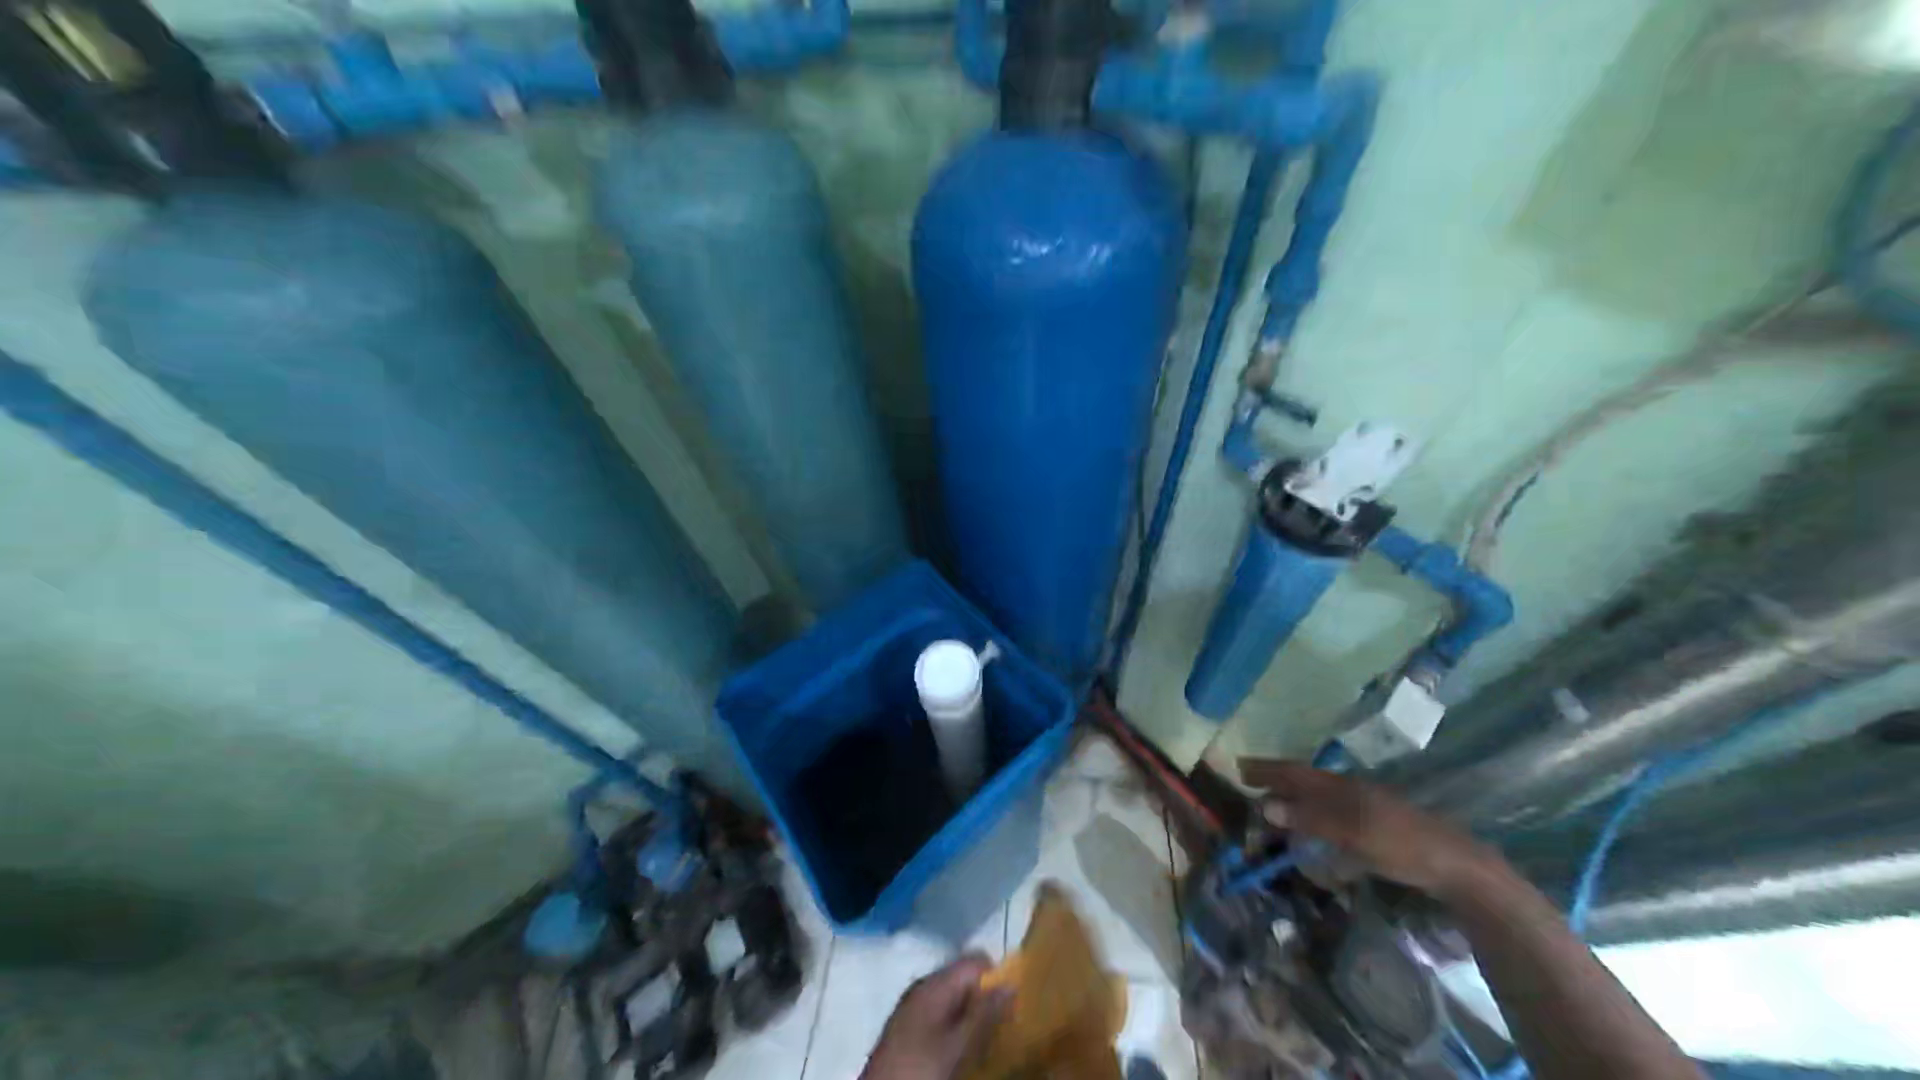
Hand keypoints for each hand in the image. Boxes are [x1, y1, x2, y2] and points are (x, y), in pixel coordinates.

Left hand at [860, 953, 1011, 1079]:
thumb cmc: (920, 1070)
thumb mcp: (958, 1047)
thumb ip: (985, 1014)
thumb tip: (1011, 983)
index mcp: (934, 983)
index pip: (975, 961)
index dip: (997, 977)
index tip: (1014, 1004)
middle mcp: (922, 986)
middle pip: (963, 979)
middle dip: (985, 999)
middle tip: (1003, 1028)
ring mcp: (912, 1007)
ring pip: (952, 999)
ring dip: (971, 1016)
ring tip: (985, 1042)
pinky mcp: (907, 1028)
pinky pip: (940, 1015)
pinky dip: (955, 1027)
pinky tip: (961, 1051)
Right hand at [1238, 758, 1499, 899]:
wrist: (1458, 866)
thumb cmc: (1401, 844)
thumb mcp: (1351, 833)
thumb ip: (1309, 819)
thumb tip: (1265, 805)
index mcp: (1342, 786)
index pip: (1295, 771)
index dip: (1267, 769)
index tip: (1238, 767)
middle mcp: (1350, 790)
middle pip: (1305, 781)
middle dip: (1276, 780)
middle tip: (1249, 782)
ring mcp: (1365, 808)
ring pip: (1319, 798)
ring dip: (1294, 799)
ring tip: (1272, 806)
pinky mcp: (1376, 828)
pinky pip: (1333, 816)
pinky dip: (1314, 818)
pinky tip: (1312, 832)